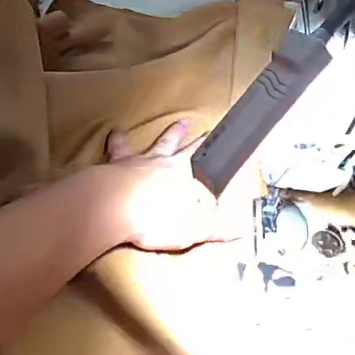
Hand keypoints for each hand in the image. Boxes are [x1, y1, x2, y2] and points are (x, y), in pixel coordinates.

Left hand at [89, 120, 243, 251]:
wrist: (117, 207)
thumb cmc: (156, 218)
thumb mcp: (193, 230)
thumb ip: (215, 229)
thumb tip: (238, 231)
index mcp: (186, 176)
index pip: (203, 165)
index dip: (209, 158)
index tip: (215, 146)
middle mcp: (165, 163)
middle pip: (182, 146)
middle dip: (190, 138)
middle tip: (194, 126)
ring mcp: (141, 160)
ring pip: (157, 141)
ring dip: (166, 132)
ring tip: (175, 122)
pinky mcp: (116, 162)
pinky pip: (119, 146)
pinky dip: (118, 138)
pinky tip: (116, 130)